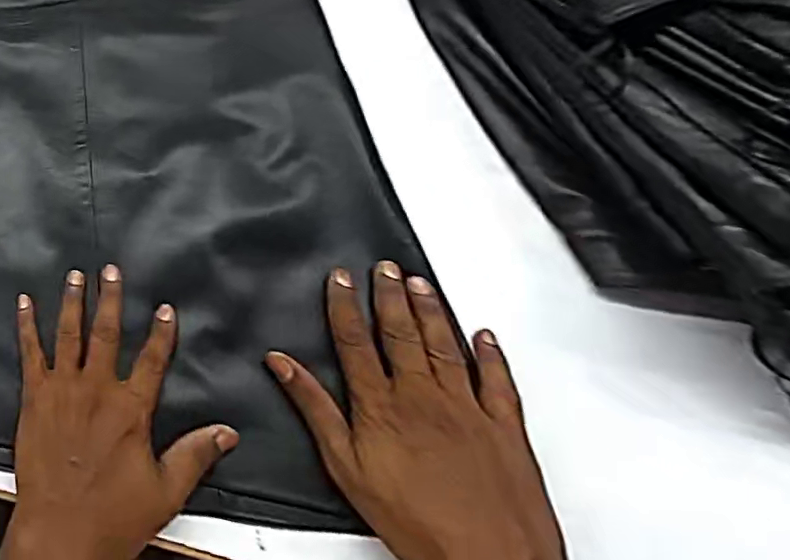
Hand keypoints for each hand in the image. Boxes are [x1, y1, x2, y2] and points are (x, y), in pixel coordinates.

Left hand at [2, 265, 237, 559]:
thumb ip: (195, 455)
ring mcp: (63, 388)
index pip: (152, 361)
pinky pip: (30, 351)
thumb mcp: (165, 490)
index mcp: (131, 410)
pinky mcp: (35, 395)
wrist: (61, 531)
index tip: (165, 307)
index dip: (161, 333)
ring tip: (75, 275)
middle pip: (106, 333)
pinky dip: (26, 324)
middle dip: (110, 299)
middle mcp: (96, 389)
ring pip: (68, 333)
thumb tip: (226, 432)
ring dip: (72, 301)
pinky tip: (24, 302)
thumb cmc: (114, 516)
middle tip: (111, 270)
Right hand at [267, 262, 564, 559]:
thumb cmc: (415, 522)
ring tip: (420, 283)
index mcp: (381, 404)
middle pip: (400, 333)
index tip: (340, 278)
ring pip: (445, 346)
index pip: (355, 339)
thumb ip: (314, 408)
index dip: (345, 304)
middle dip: (389, 295)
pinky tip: (482, 334)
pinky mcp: (508, 431)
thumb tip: (281, 364)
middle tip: (384, 267)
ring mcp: (468, 411)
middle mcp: (423, 397)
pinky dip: (491, 355)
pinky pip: (499, 383)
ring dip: (431, 311)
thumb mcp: (346, 466)